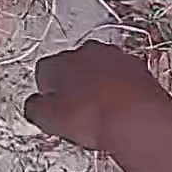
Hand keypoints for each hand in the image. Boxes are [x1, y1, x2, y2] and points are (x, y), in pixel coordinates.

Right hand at [24, 42, 171, 162]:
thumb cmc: (95, 116)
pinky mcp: (138, 68)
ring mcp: (115, 57)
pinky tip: (120, 111)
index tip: (49, 104)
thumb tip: (33, 106)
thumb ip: (35, 108)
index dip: (45, 90)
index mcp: (62, 61)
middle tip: (74, 110)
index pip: (44, 70)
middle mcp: (88, 51)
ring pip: (99, 68)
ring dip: (97, 84)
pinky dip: (120, 89)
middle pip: (73, 65)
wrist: (138, 118)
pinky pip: (123, 76)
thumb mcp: (50, 119)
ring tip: (99, 113)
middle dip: (72, 84)